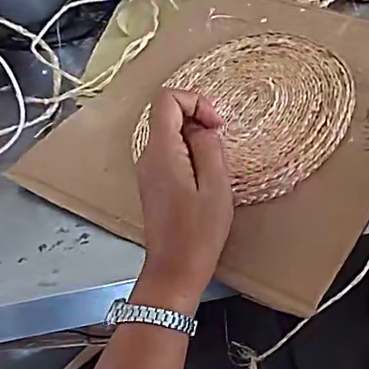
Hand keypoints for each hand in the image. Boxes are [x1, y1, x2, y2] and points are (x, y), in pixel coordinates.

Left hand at [134, 88, 232, 309]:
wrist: (175, 269)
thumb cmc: (199, 233)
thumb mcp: (216, 187)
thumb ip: (210, 149)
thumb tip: (204, 129)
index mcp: (161, 152)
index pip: (167, 99)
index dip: (195, 102)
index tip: (216, 126)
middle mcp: (147, 156)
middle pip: (168, 114)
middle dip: (198, 121)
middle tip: (221, 149)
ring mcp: (148, 170)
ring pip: (171, 134)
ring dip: (197, 141)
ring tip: (215, 169)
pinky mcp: (153, 182)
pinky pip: (170, 153)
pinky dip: (190, 155)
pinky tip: (205, 180)